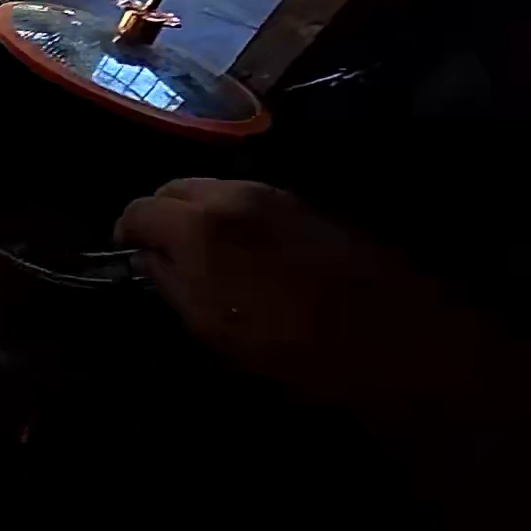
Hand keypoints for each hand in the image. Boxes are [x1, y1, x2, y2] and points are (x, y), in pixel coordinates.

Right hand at [115, 179, 487, 402]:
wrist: (406, 343)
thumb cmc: (293, 343)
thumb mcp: (209, 324)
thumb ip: (166, 280)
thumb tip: (147, 256)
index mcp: (197, 225)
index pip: (137, 209)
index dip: (124, 231)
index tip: (128, 253)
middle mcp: (229, 195)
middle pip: (170, 188)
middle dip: (157, 214)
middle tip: (162, 249)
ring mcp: (271, 194)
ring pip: (208, 188)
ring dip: (192, 211)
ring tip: (203, 248)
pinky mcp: (305, 204)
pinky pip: (244, 196)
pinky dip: (227, 213)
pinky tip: (245, 247)